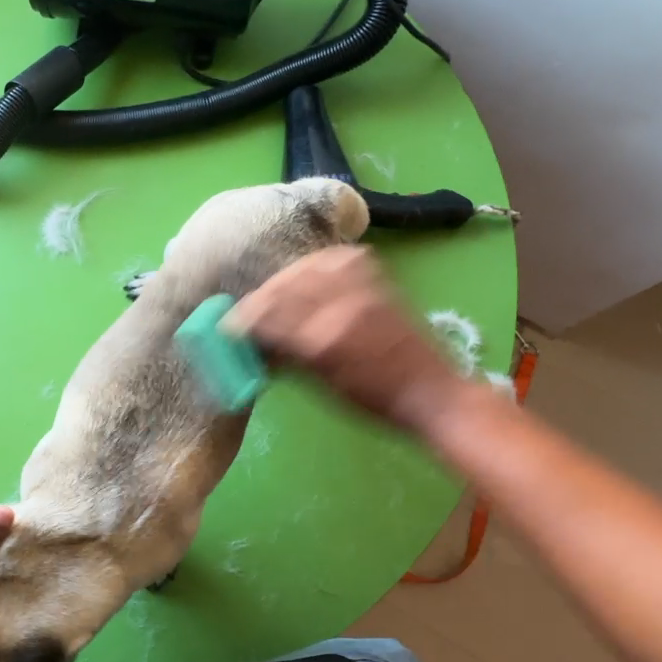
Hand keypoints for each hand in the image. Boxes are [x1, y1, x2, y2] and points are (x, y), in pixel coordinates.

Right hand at [231, 246, 469, 430]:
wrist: (432, 392)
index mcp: (323, 341)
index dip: (243, 319)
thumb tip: (258, 345)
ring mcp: (362, 290)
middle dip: (260, 297)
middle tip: (249, 310)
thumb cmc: (375, 402)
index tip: (229, 325)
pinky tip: (312, 274)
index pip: (269, 317)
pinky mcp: (380, 282)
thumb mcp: (323, 387)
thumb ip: (289, 359)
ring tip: (278, 292)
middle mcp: (340, 307)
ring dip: (287, 277)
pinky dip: (321, 262)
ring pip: (309, 266)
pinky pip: (343, 258)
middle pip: (285, 287)